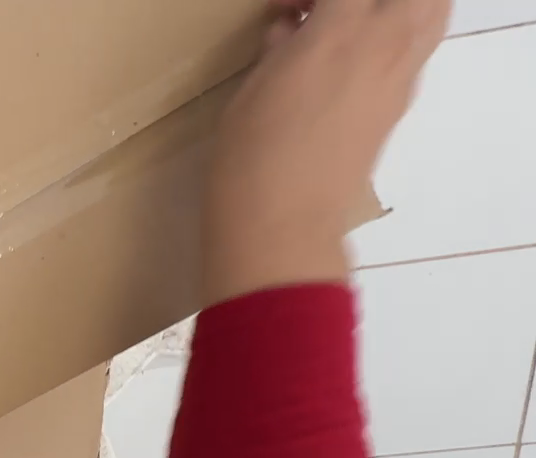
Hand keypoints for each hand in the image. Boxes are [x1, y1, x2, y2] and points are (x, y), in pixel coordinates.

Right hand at [203, 0, 448, 303]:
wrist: (280, 219)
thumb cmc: (247, 163)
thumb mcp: (246, 100)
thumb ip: (276, 54)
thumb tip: (290, 32)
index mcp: (340, 29)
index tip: (281, 9)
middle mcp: (388, 36)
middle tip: (320, 13)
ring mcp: (405, 65)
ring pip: (428, 5)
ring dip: (392, 7)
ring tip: (350, 28)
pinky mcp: (403, 96)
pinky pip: (417, 42)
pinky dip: (393, 36)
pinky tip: (352, 62)